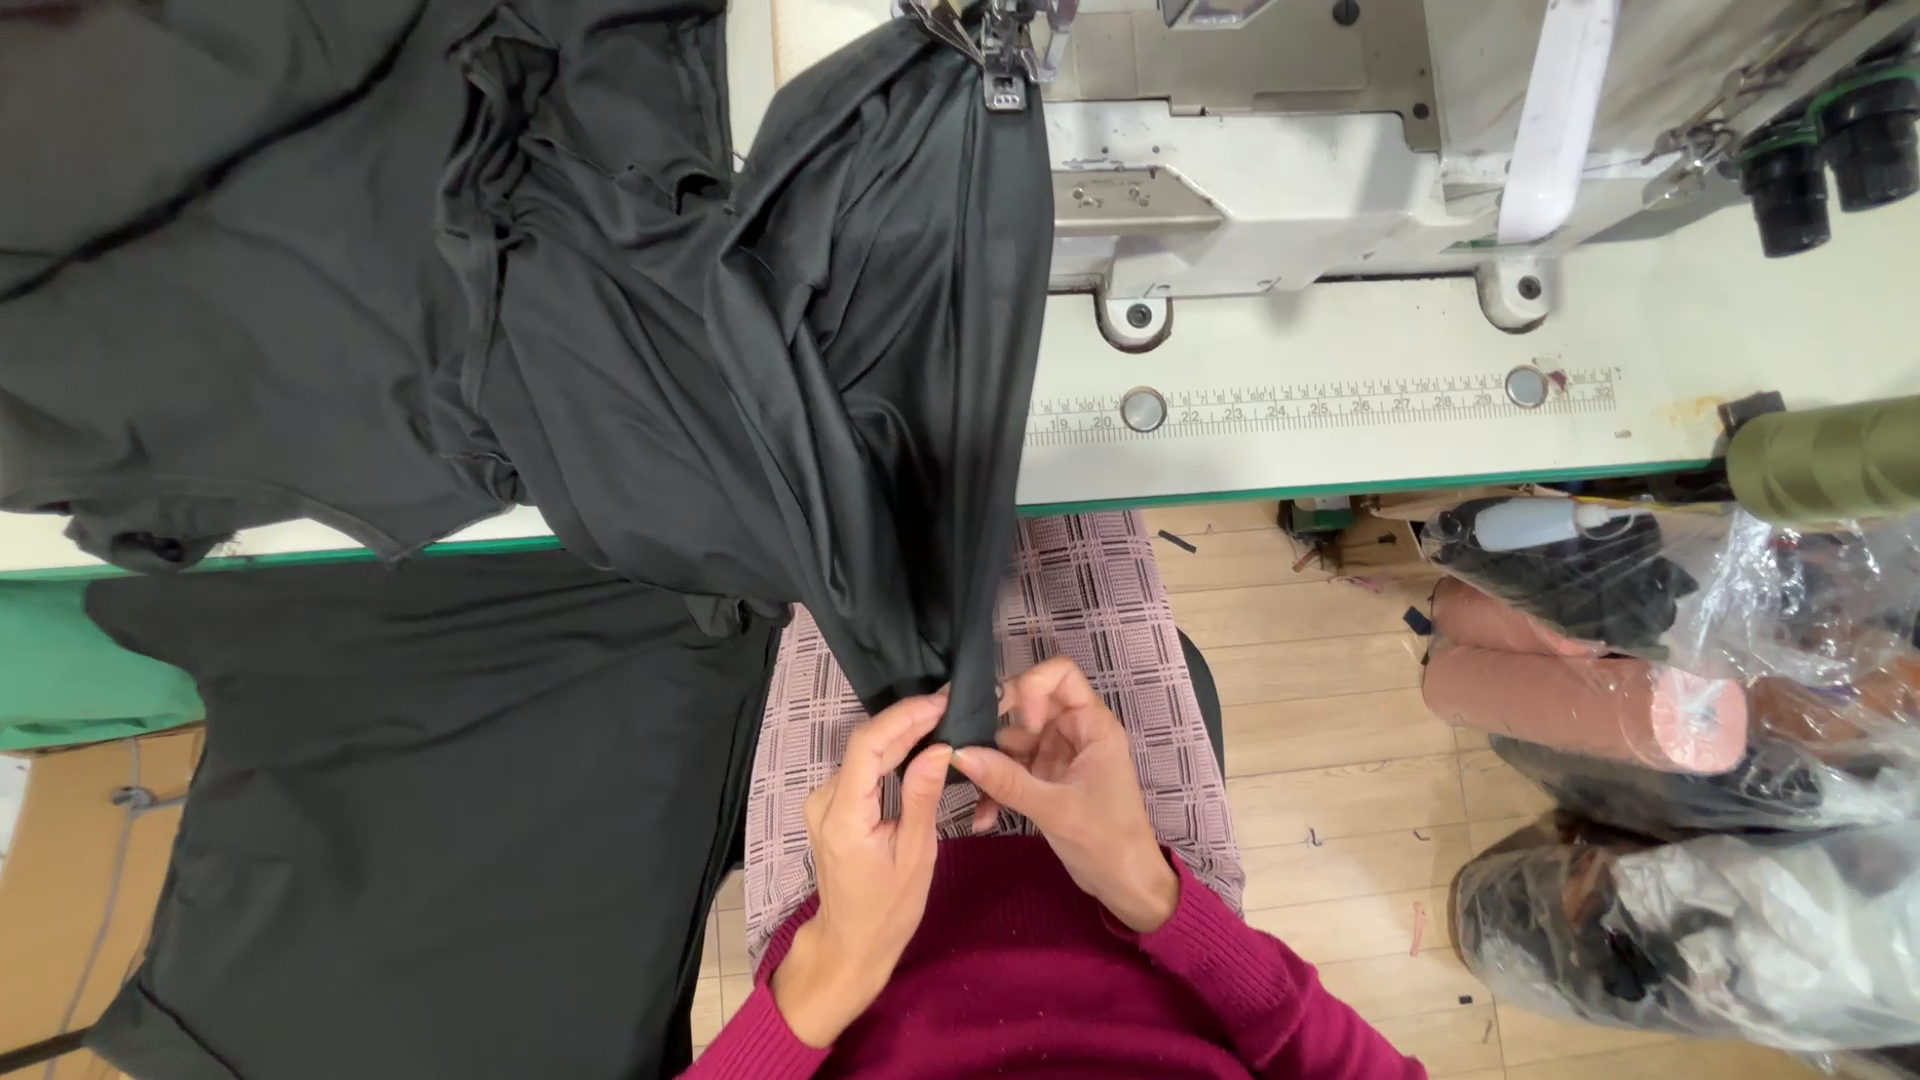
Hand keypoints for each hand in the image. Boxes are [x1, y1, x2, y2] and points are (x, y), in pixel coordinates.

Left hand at [771, 695, 951, 1047]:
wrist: (850, 944)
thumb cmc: (888, 908)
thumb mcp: (916, 854)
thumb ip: (922, 797)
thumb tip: (939, 747)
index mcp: (843, 814)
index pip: (868, 745)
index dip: (903, 717)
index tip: (939, 703)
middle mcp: (824, 800)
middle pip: (866, 745)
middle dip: (908, 721)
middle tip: (949, 705)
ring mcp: (823, 801)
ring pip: (865, 753)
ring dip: (901, 734)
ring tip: (941, 718)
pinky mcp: (831, 804)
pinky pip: (863, 767)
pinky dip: (891, 752)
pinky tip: (919, 743)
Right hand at [951, 657, 1178, 933]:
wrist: (1126, 888)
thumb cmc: (1107, 841)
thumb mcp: (1056, 810)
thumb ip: (1007, 781)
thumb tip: (958, 754)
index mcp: (1092, 725)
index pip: (1061, 674)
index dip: (1033, 686)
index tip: (1020, 722)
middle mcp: (1073, 731)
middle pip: (1027, 703)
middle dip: (996, 723)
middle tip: (966, 743)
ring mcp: (1056, 754)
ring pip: (1012, 740)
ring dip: (989, 764)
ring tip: (966, 790)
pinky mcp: (1044, 778)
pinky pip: (1011, 769)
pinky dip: (995, 789)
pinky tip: (982, 817)